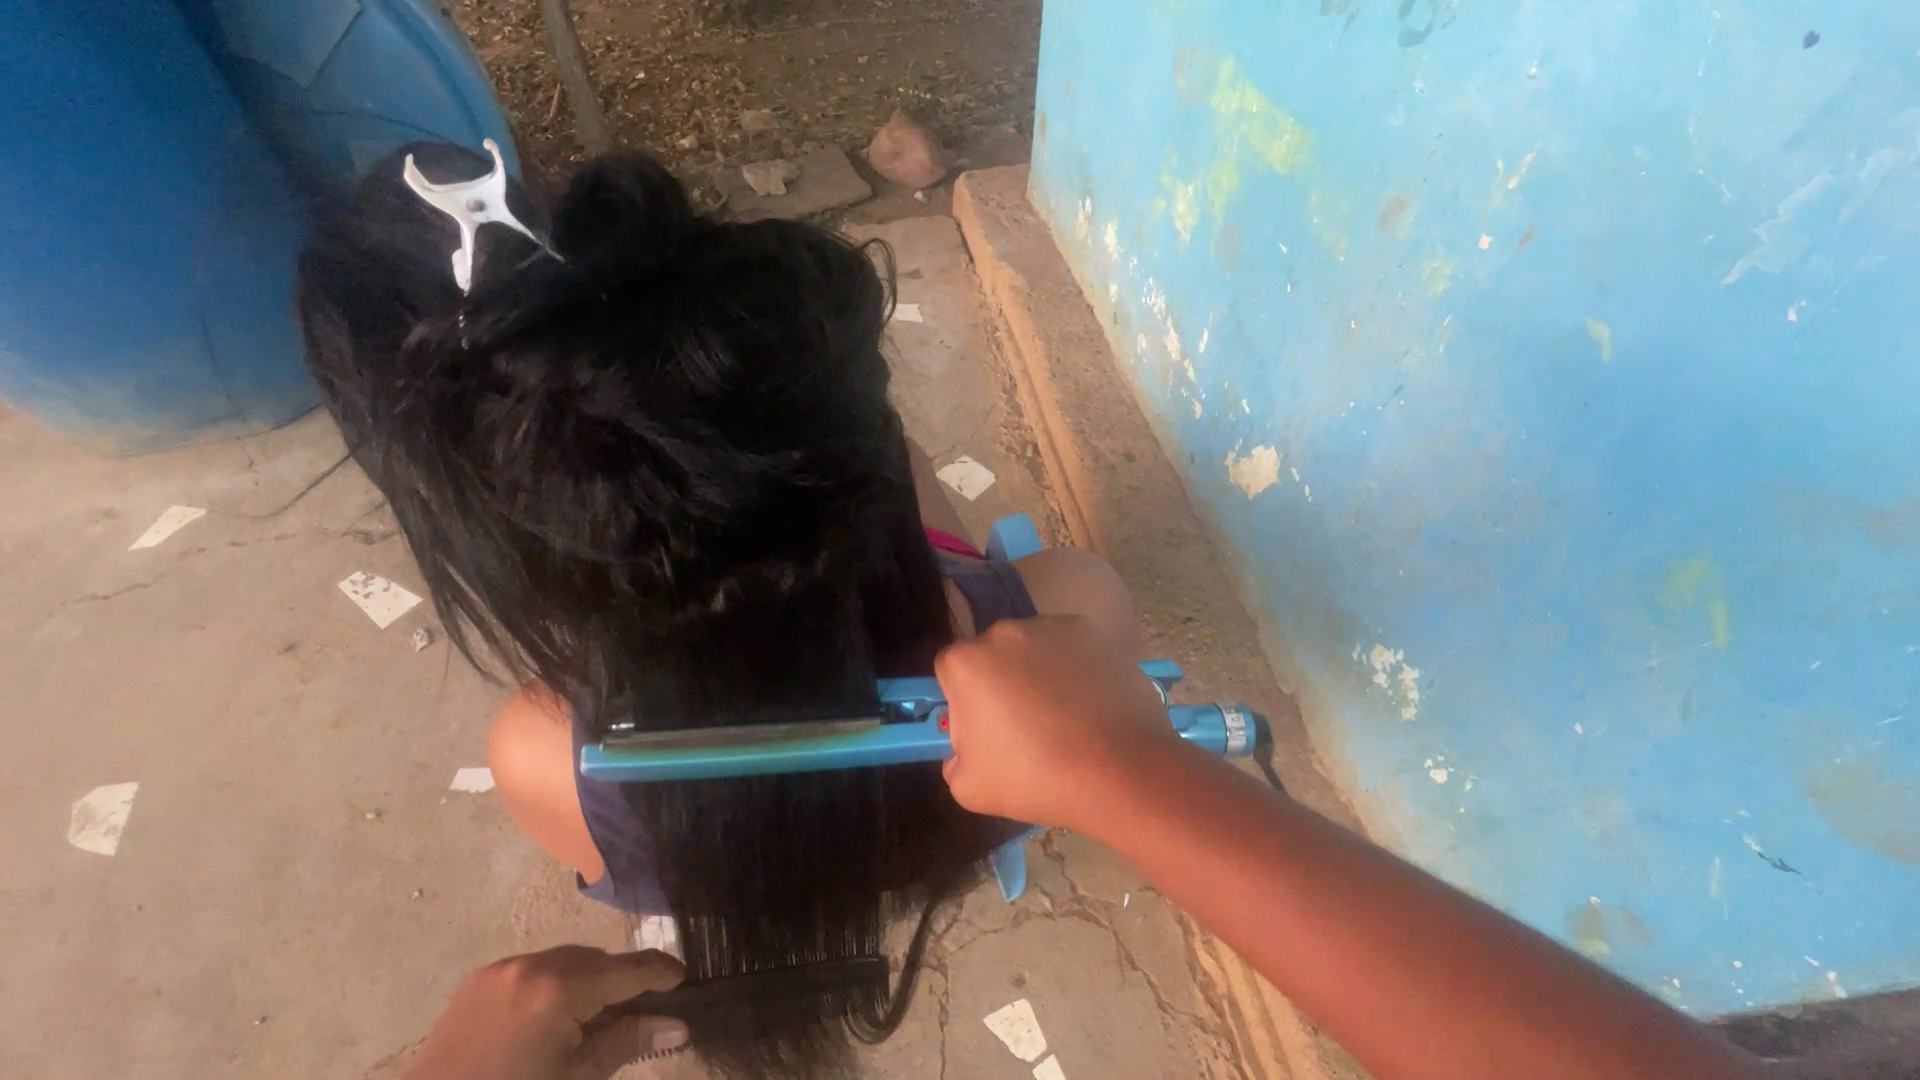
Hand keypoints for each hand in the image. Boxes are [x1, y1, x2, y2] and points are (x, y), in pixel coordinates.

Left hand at [401, 946, 686, 1079]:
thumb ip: (628, 1043)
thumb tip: (678, 1025)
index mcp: (560, 989)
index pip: (628, 968)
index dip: (661, 972)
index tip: (684, 979)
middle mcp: (534, 964)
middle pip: (598, 959)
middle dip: (619, 981)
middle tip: (635, 1014)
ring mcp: (502, 968)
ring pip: (566, 960)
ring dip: (586, 980)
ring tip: (589, 1021)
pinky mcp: (479, 980)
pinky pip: (534, 968)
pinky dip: (553, 984)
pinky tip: (550, 1019)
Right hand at [935, 614, 1178, 831]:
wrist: (1120, 770)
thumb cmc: (1037, 778)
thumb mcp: (969, 788)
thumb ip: (953, 759)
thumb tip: (967, 747)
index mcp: (967, 662)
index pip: (948, 670)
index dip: (961, 699)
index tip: (983, 727)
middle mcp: (1004, 632)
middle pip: (990, 654)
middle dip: (1000, 681)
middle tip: (1024, 725)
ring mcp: (1051, 627)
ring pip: (1031, 647)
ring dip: (1037, 671)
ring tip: (1064, 715)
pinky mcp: (1091, 631)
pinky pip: (1069, 647)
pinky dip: (1073, 666)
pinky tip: (1088, 701)